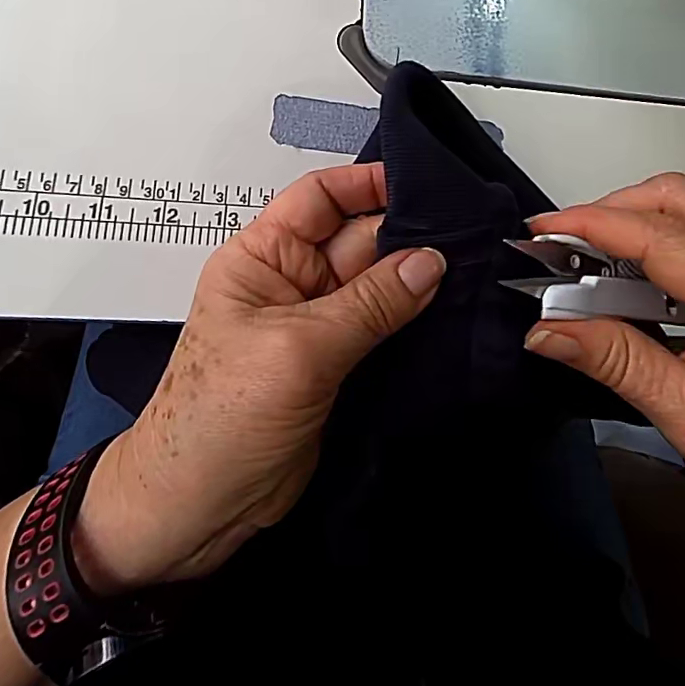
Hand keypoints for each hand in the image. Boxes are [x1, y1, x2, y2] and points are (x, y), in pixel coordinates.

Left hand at [72, 163, 445, 592]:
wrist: (202, 501)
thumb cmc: (222, 415)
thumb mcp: (296, 349)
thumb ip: (367, 305)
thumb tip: (430, 262)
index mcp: (260, 258)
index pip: (317, 199)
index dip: (366, 184)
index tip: (426, 184)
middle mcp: (289, 283)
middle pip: (356, 239)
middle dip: (409, 233)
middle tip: (477, 232)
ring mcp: (315, 325)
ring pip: (375, 285)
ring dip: (420, 278)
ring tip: (482, 266)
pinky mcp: (337, 364)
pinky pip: (381, 328)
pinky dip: (416, 321)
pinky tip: (460, 311)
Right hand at [520, 174, 684, 583]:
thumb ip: (617, 364)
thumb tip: (549, 332)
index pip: (669, 240)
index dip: (596, 226)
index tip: (544, 231)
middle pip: (681, 201)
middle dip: (608, 212)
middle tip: (559, 246)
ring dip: (626, 226)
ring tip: (584, 266)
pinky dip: (647, 243)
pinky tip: (623, 280)